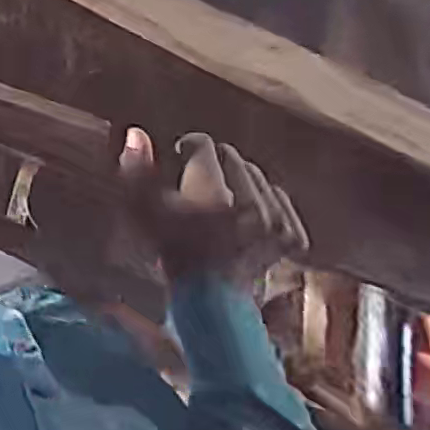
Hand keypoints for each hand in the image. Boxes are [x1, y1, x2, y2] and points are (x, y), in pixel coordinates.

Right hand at [117, 128, 307, 288]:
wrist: (210, 296)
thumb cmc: (170, 247)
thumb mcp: (140, 206)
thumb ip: (136, 167)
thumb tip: (137, 133)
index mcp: (212, 195)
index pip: (204, 143)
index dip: (186, 147)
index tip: (179, 159)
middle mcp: (249, 206)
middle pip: (230, 155)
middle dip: (212, 163)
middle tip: (196, 182)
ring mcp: (276, 223)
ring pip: (254, 173)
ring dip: (235, 179)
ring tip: (219, 199)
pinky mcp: (294, 237)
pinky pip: (277, 194)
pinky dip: (260, 198)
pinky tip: (242, 213)